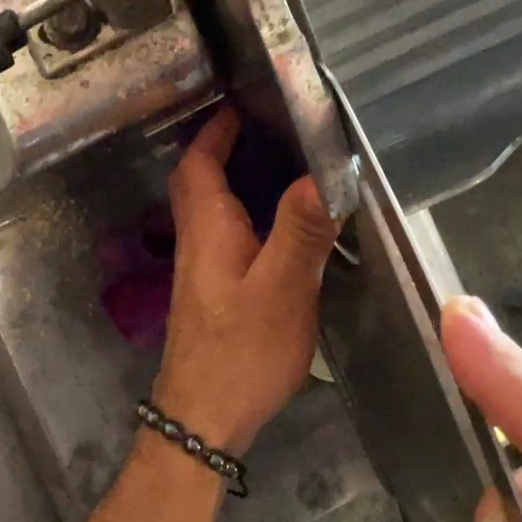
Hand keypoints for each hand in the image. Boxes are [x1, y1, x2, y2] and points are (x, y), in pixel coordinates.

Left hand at [152, 110, 339, 454]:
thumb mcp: (281, 289)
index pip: (198, 164)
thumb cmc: (241, 352)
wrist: (203, 417)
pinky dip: (249, 216)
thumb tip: (324, 171)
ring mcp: (202, 270)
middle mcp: (197, 242)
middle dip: (224, 149)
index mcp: (207, 229)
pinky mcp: (214, 294)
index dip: (215, 131)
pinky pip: (227, 236)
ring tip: (284, 166)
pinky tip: (282, 228)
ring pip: (213, 210)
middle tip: (268, 130)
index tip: (243, 104)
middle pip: (199, 183)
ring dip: (237, 182)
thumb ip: (300, 231)